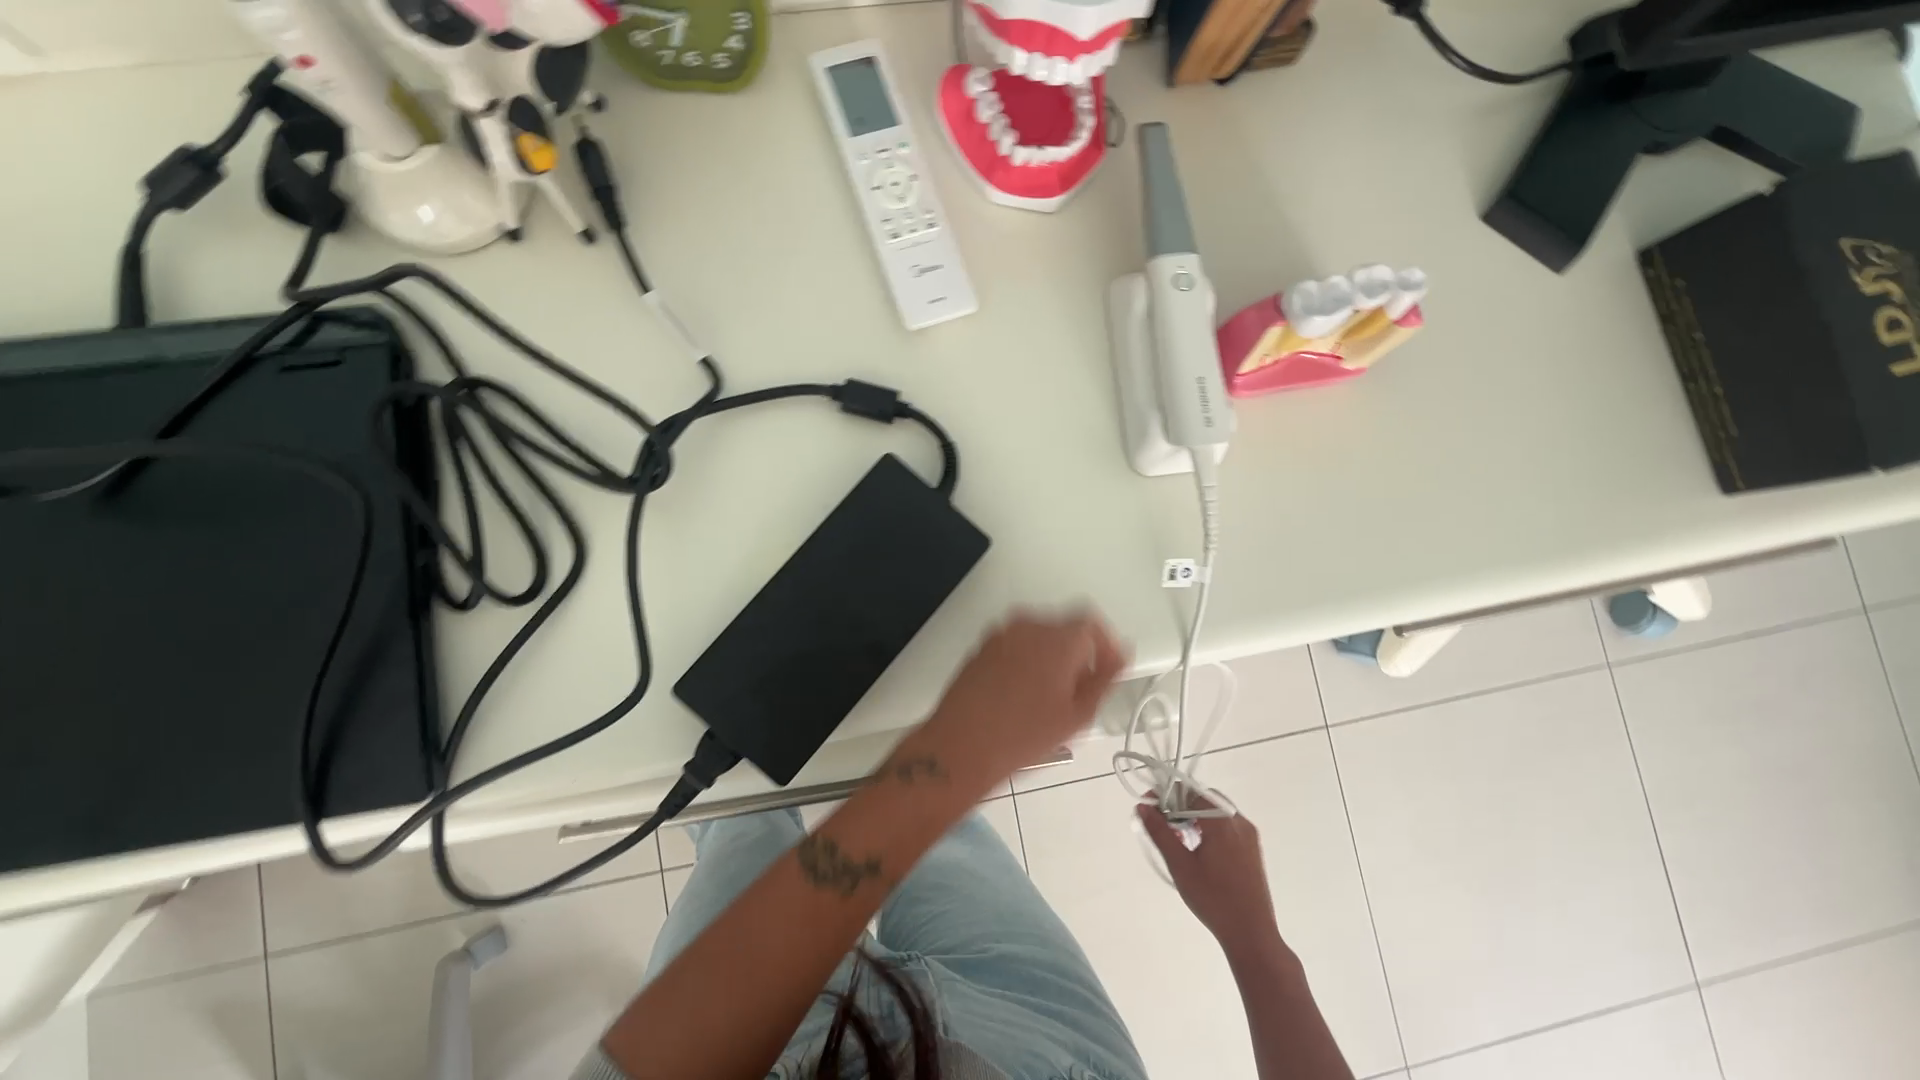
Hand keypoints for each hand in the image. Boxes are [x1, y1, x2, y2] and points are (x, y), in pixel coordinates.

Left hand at [915, 611, 1128, 788]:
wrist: (961, 746)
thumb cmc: (1021, 735)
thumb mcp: (1078, 715)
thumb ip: (1105, 679)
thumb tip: (1119, 658)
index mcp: (1057, 637)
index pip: (1092, 623)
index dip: (1105, 646)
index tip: (1108, 669)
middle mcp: (1028, 625)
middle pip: (1065, 627)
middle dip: (1078, 653)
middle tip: (1081, 689)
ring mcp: (1000, 634)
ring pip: (1039, 636)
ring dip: (1052, 657)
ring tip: (1051, 697)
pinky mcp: (981, 646)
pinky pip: (1016, 644)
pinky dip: (1027, 660)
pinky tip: (1025, 694)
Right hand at [1138, 794, 1280, 950]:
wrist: (1251, 933)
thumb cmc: (1213, 898)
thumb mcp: (1180, 865)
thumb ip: (1160, 832)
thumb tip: (1143, 807)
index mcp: (1222, 821)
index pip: (1190, 792)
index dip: (1167, 796)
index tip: (1149, 809)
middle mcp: (1239, 822)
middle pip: (1204, 799)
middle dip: (1180, 806)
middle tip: (1162, 825)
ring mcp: (1249, 835)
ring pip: (1216, 813)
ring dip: (1194, 817)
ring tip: (1177, 839)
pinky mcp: (1252, 849)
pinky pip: (1227, 826)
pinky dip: (1209, 828)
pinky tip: (1197, 849)